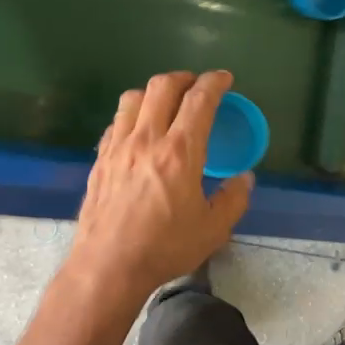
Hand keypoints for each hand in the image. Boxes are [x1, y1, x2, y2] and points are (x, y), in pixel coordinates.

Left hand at [69, 70, 253, 297]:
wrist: (109, 265)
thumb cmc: (165, 248)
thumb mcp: (214, 229)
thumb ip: (234, 199)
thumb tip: (244, 178)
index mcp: (180, 152)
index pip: (199, 100)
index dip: (214, 83)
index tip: (224, 79)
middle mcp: (147, 139)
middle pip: (162, 87)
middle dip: (183, 79)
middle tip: (196, 87)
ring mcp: (118, 147)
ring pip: (133, 98)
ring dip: (153, 92)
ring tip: (165, 103)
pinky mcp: (100, 161)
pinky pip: (116, 123)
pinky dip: (132, 116)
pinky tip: (138, 132)